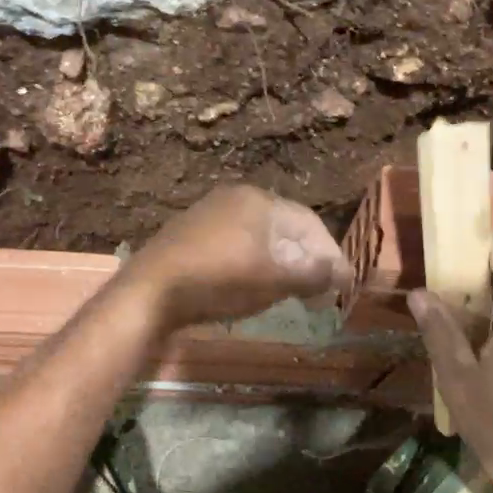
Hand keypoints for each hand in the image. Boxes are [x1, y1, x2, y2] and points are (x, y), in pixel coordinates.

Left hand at [123, 185, 353, 329]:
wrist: (150, 292)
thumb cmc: (220, 280)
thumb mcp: (275, 280)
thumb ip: (313, 274)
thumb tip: (342, 272)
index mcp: (259, 200)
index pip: (309, 223)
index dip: (330, 254)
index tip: (342, 284)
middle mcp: (234, 198)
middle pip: (284, 229)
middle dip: (306, 260)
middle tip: (319, 292)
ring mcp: (208, 215)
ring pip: (259, 239)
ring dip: (280, 265)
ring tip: (291, 293)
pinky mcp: (189, 236)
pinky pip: (235, 247)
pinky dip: (253, 266)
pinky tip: (253, 288)